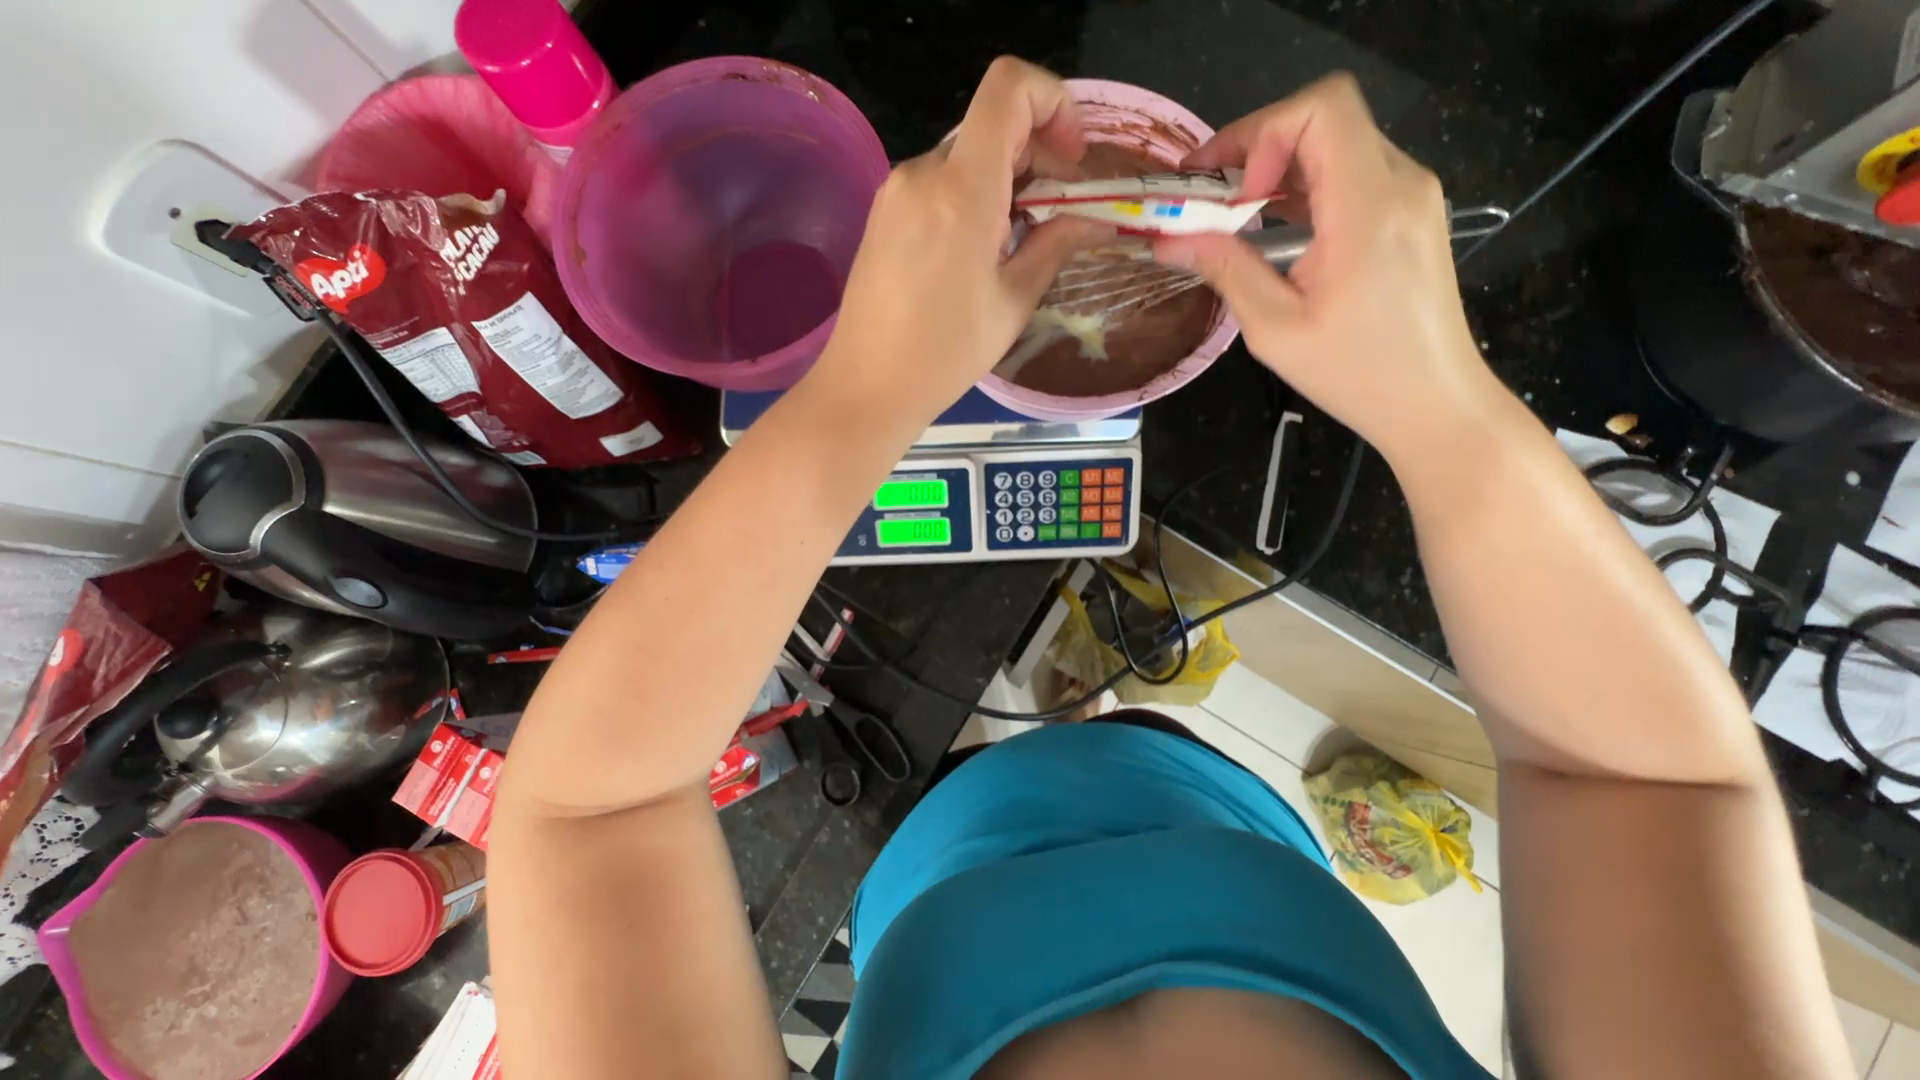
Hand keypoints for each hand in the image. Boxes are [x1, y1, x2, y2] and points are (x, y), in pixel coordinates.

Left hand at [809, 57, 1113, 417]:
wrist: (867, 386)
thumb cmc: (945, 352)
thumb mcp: (1013, 300)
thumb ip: (1056, 243)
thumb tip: (1098, 218)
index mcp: (962, 188)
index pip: (1009, 87)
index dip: (1054, 102)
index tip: (1070, 160)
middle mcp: (923, 173)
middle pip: (992, 124)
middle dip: (1037, 154)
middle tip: (1059, 213)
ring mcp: (897, 190)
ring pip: (966, 155)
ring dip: (1006, 180)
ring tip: (1018, 240)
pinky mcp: (884, 212)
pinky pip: (939, 181)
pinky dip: (972, 196)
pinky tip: (980, 250)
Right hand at [1154, 75, 1501, 461]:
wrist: (1435, 402)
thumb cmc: (1356, 374)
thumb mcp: (1275, 328)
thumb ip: (1225, 269)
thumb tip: (1167, 239)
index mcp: (1369, 206)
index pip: (1323, 108)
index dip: (1264, 131)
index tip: (1232, 192)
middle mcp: (1400, 182)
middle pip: (1325, 116)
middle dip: (1259, 146)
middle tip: (1211, 196)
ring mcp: (1411, 193)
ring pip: (1337, 140)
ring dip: (1278, 167)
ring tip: (1235, 216)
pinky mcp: (1410, 211)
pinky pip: (1352, 170)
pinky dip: (1305, 185)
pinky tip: (1275, 229)